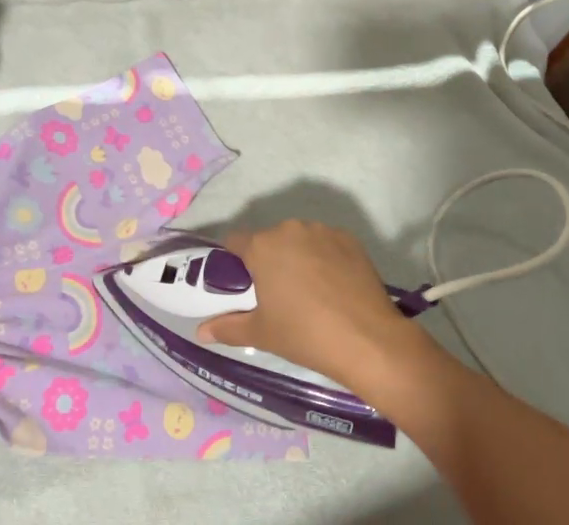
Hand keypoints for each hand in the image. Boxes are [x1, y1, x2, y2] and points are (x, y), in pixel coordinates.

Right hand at [197, 221, 432, 391]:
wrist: (368, 339)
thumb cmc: (305, 335)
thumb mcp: (261, 333)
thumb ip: (226, 327)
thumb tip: (200, 331)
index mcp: (262, 246)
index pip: (234, 241)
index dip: (233, 261)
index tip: (240, 285)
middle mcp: (290, 229)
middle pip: (269, 240)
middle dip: (267, 261)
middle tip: (274, 295)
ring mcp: (323, 231)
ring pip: (299, 240)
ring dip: (296, 257)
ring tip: (307, 292)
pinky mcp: (350, 239)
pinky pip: (326, 244)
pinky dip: (323, 259)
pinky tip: (332, 287)